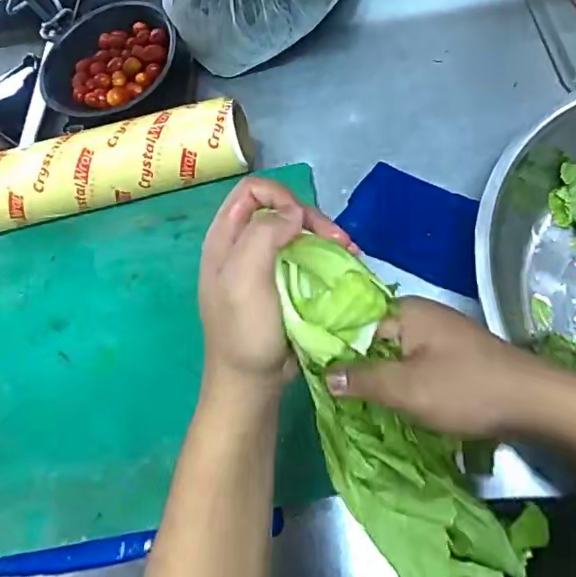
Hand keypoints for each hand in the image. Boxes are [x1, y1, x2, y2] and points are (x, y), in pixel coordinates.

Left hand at [198, 177, 356, 401]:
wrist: (250, 386)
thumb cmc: (244, 331)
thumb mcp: (244, 278)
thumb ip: (263, 235)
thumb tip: (293, 214)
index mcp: (224, 237)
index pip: (252, 190)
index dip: (280, 196)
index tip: (302, 223)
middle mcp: (241, 244)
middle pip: (279, 208)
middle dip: (310, 217)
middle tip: (339, 241)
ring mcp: (262, 264)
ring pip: (295, 231)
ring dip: (324, 236)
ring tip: (350, 252)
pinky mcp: (281, 283)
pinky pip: (305, 255)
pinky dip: (326, 255)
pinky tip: (345, 265)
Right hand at [326, 297, 552, 437]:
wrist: (534, 402)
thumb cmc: (466, 390)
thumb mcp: (408, 389)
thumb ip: (364, 380)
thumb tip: (324, 374)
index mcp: (405, 311)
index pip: (354, 321)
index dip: (333, 346)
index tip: (315, 371)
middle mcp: (420, 313)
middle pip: (373, 335)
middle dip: (355, 362)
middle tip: (335, 392)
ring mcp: (439, 331)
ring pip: (394, 350)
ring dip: (379, 373)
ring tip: (358, 399)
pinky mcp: (453, 352)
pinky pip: (413, 359)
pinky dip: (401, 377)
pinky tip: (395, 398)